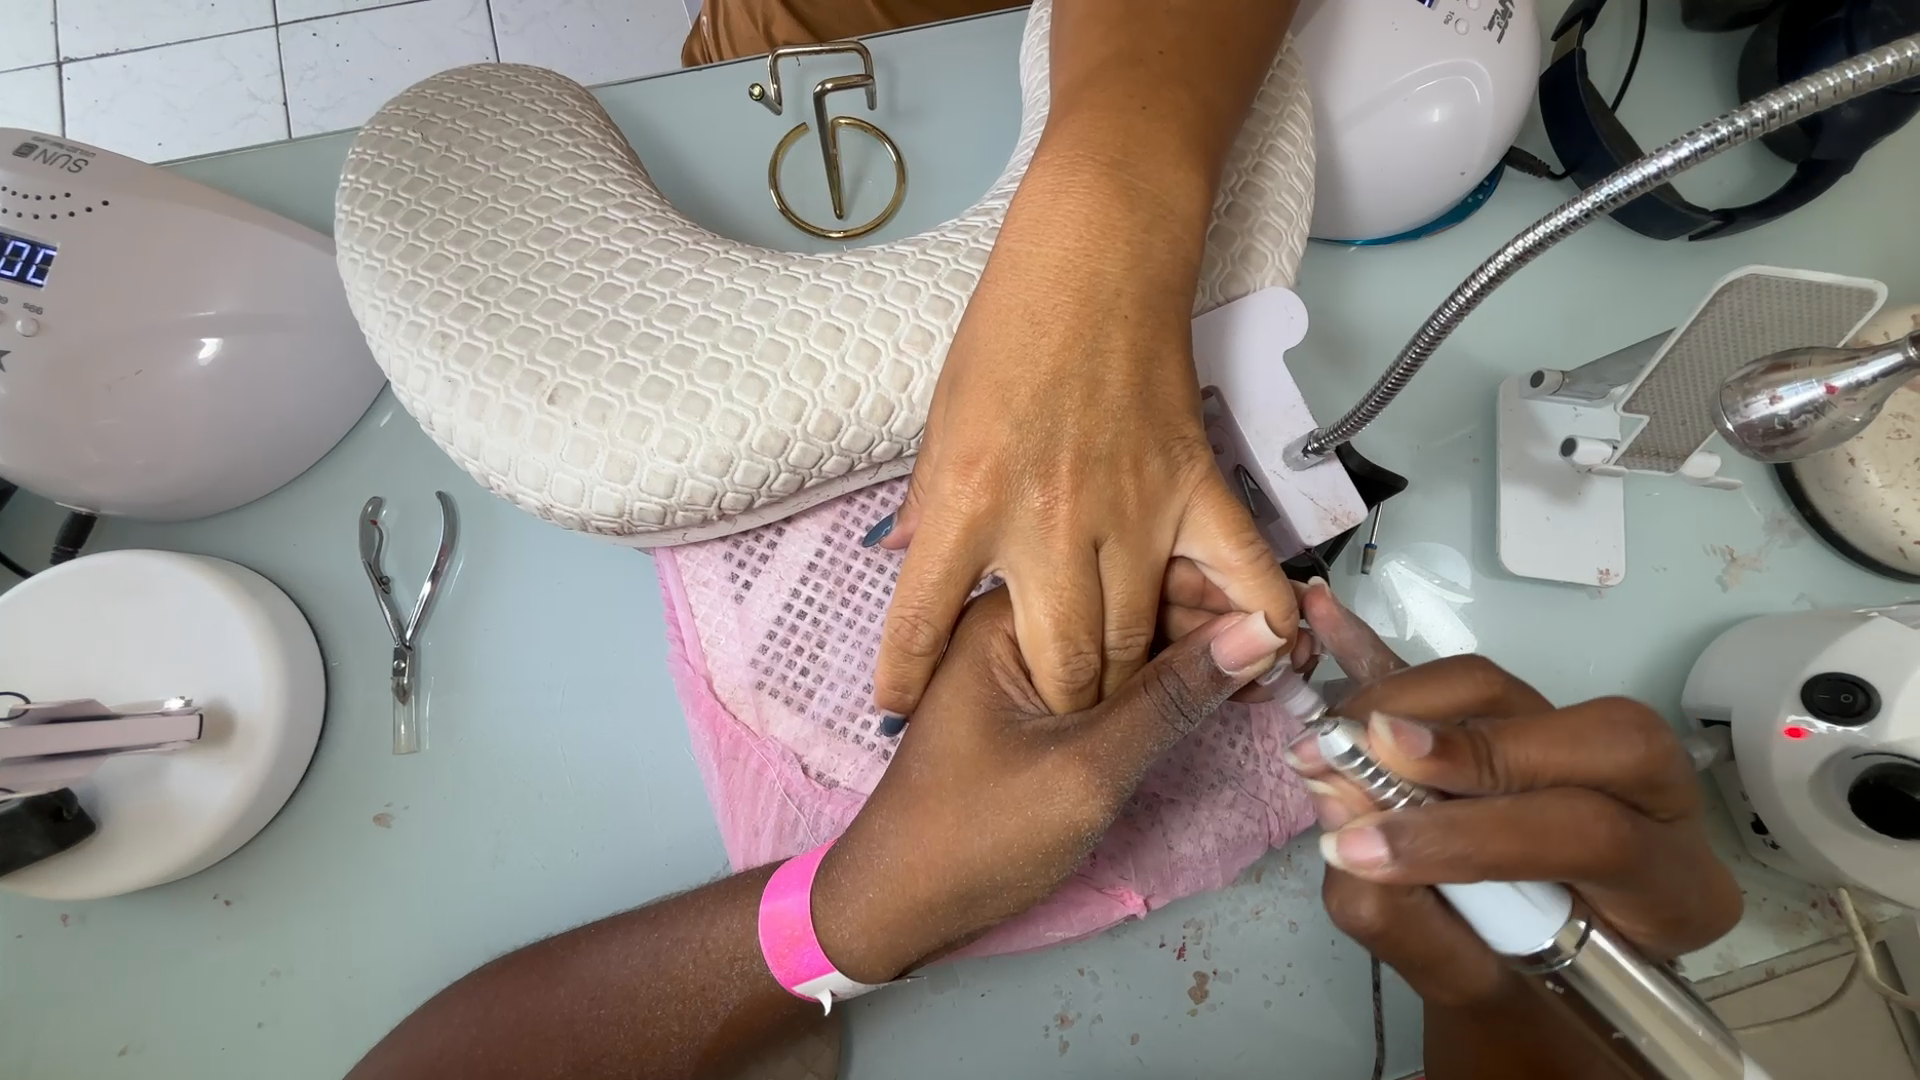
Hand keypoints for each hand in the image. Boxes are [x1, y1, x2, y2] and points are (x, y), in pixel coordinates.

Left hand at [812, 586, 1288, 982]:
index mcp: (1014, 612)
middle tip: (1299, 659)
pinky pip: (1111, 678)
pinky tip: (1219, 695)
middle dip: (1215, 629)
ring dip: (1197, 660)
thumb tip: (1259, 632)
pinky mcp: (1041, 701)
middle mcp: (1021, 620)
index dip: (1218, 599)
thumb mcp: (1085, 767)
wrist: (899, 901)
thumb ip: (1169, 697)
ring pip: (1129, 643)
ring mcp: (1029, 661)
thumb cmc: (980, 834)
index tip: (1294, 628)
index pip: (1130, 576)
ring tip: (1277, 676)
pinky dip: (1164, 688)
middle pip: (1132, 604)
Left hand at [865, 153, 1298, 723]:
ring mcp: (1131, 513)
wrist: (1096, 262)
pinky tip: (1252, 660)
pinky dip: (1250, 627)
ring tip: (1119, 696)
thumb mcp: (942, 420)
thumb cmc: (1006, 336)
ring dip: (1127, 686)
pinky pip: (1238, 575)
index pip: (921, 619)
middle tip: (1049, 711)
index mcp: (968, 501)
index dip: (903, 677)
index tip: (897, 707)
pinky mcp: (1195, 490)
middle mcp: (1047, 524)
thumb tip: (901, 557)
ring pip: (1137, 645)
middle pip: (1060, 665)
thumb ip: (927, 503)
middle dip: (1055, 709)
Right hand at [1285, 583, 1741, 1008]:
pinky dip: (1371, 645)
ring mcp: (1565, 738)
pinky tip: (1321, 613)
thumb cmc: (1510, 979)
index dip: (1473, 833)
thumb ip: (1402, 916)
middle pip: (1592, 733)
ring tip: (1333, 733)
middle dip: (1463, 741)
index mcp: (1667, 884)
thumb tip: (1340, 822)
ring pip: (1505, 686)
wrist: (1528, 961)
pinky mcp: (1494, 711)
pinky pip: (1436, 674)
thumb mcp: (1464, 976)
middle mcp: (1643, 796)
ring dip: (1411, 698)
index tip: (1363, 844)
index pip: (1589, 832)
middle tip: (1361, 751)